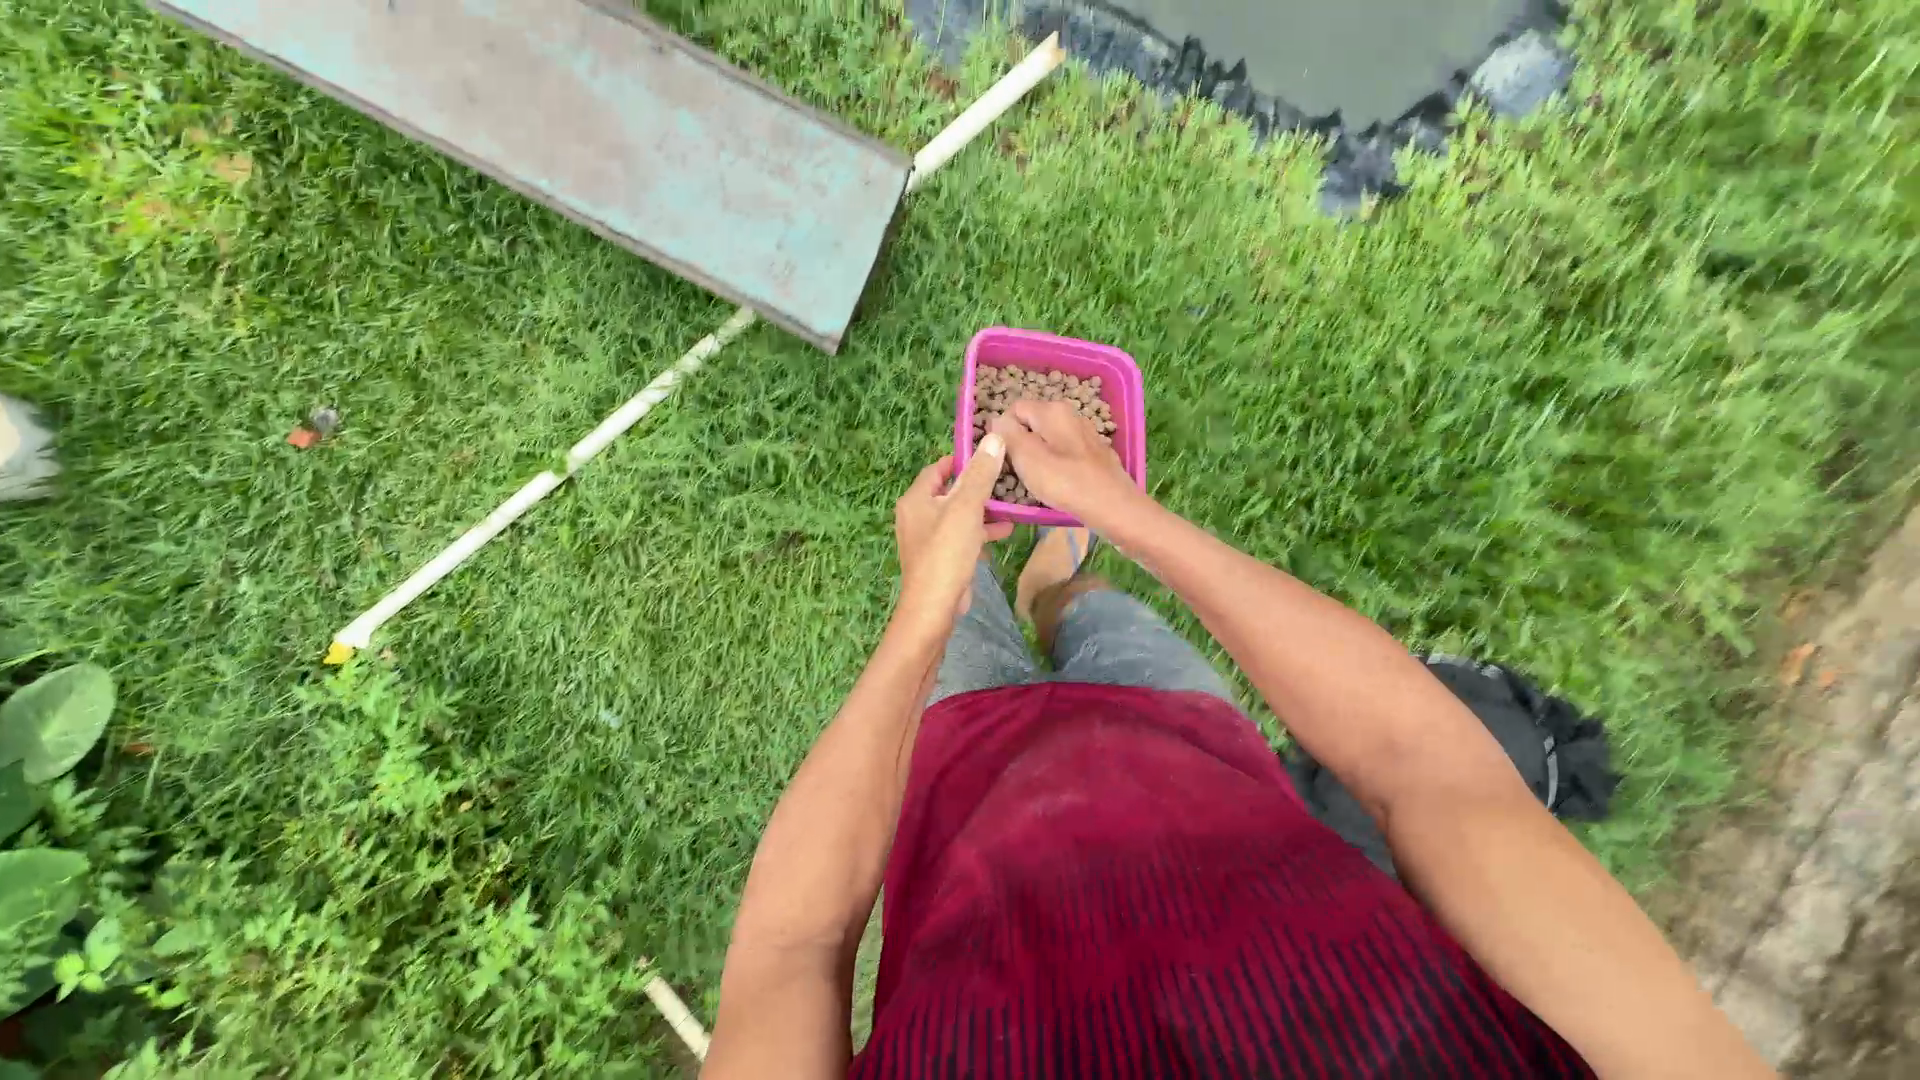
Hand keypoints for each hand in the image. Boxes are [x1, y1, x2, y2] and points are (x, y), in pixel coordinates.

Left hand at [893, 435, 1014, 630]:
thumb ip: (980, 474)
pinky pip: (961, 536)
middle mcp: (916, 515)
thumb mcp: (966, 508)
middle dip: (978, 487)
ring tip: (1012, 506)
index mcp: (916, 499)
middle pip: (950, 491)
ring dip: (983, 510)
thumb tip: (994, 438)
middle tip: (1006, 480)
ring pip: (958, 515)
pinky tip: (1004, 531)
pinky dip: (979, 531)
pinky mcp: (940, 557)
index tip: (989, 456)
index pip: (938, 468)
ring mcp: (927, 538)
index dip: (962, 459)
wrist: (934, 606)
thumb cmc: (946, 552)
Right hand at [990, 401, 1142, 527]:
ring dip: (1037, 458)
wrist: (1115, 508)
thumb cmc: (1067, 483)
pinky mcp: (1095, 454)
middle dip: (1020, 445)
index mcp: (1052, 411)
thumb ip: (1008, 435)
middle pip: (1032, 424)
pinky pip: (1064, 454)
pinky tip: (1058, 485)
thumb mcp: (1027, 458)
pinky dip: (1056, 466)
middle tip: (1017, 472)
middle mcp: (1071, 415)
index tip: (1001, 458)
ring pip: (1049, 440)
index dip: (1002, 432)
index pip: (1014, 410)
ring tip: (1036, 482)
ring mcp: (1086, 434)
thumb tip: (997, 420)